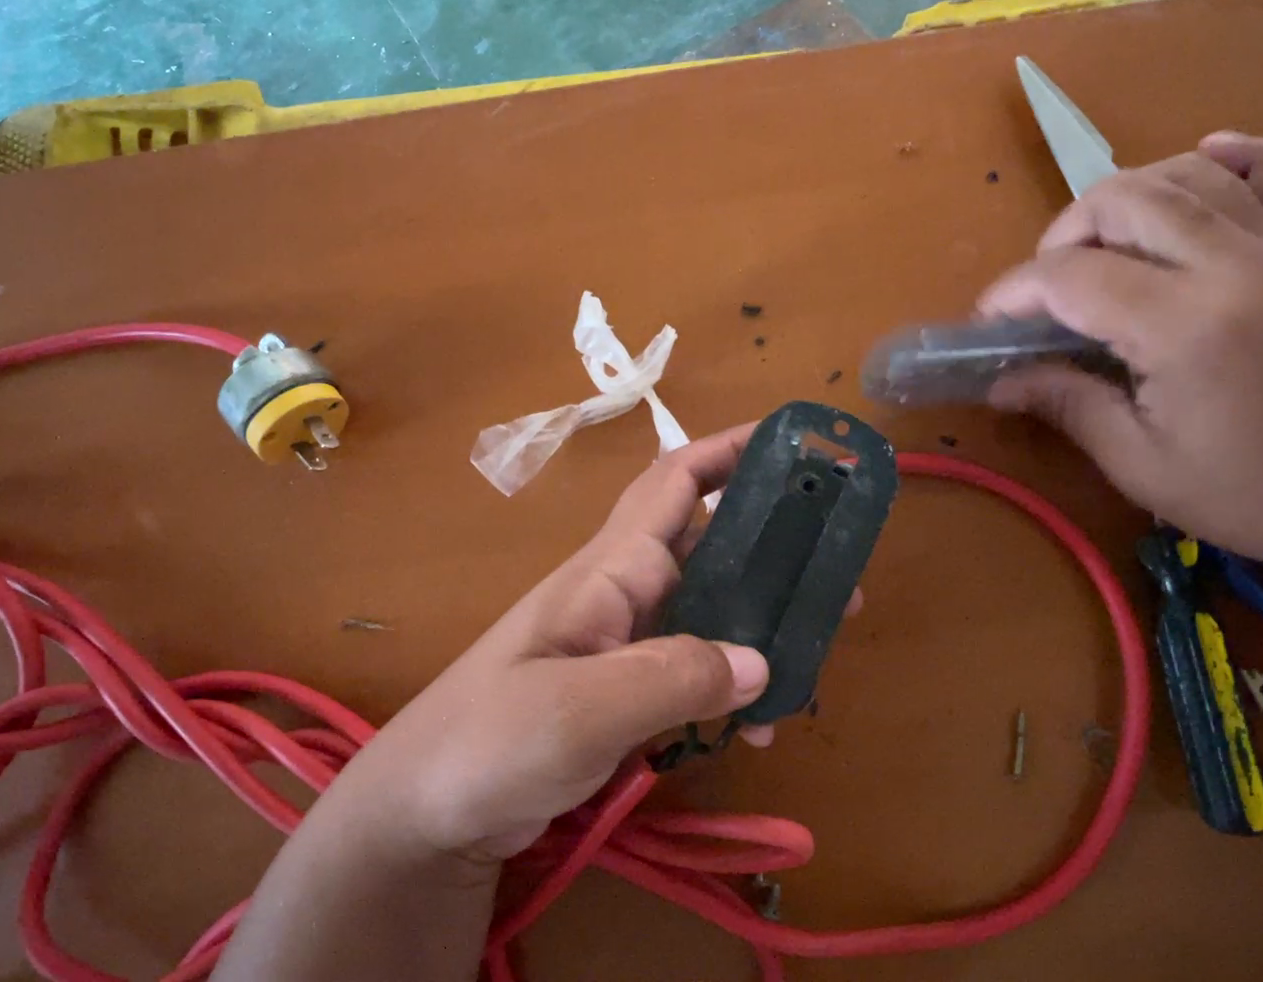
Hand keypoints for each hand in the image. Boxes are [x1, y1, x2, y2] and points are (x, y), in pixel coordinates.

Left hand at [339, 424, 782, 863]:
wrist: (421, 816)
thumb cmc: (486, 743)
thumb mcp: (581, 707)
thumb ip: (672, 677)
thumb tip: (763, 660)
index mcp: (609, 572)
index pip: (674, 485)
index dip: (729, 452)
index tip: (796, 446)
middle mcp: (622, 596)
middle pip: (710, 551)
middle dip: (775, 556)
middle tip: (841, 584)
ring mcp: (622, 648)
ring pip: (710, 616)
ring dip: (762, 633)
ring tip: (814, 666)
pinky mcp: (623, 697)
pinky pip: (693, 676)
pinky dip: (731, 691)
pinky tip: (757, 728)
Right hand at [978, 133, 1262, 574]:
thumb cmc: (1252, 495)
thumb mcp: (1140, 463)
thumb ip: (1067, 404)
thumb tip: (1000, 381)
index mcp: (1184, 325)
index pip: (1072, 276)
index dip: (1014, 293)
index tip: (986, 324)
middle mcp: (1230, 266)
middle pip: (1124, 199)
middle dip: (1062, 234)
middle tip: (1044, 293)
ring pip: (1186, 175)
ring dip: (1125, 197)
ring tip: (1098, 248)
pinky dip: (1239, 157)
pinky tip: (1208, 158)